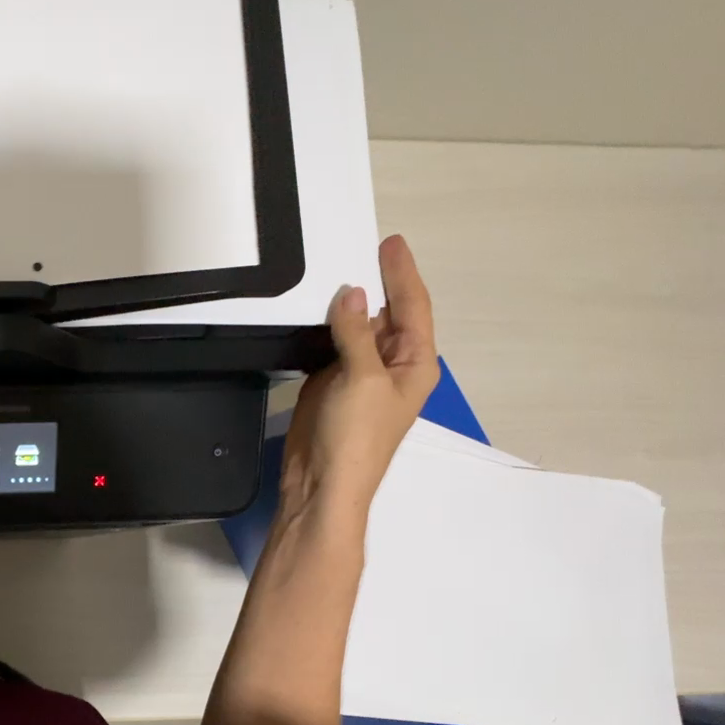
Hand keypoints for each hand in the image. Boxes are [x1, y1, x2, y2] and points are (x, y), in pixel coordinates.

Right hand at [280, 235, 439, 517]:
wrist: (321, 482)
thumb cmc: (354, 436)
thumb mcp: (361, 378)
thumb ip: (355, 333)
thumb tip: (350, 293)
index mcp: (413, 363)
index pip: (412, 307)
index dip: (402, 274)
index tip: (390, 242)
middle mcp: (390, 366)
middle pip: (386, 315)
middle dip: (375, 285)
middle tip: (357, 249)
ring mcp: (358, 377)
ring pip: (355, 330)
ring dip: (344, 306)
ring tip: (330, 274)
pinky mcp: (328, 387)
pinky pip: (329, 348)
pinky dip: (321, 329)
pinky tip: (310, 313)